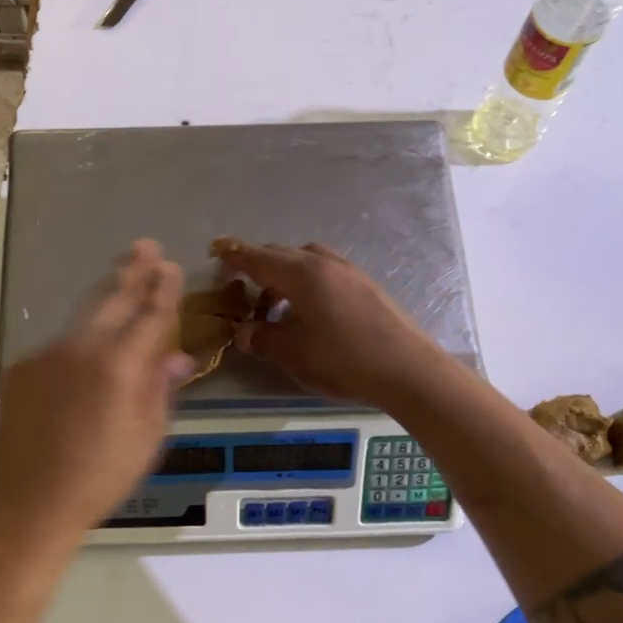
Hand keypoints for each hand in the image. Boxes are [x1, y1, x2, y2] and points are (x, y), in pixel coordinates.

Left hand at [0, 241, 195, 536]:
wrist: (31, 503)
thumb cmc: (101, 478)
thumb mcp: (147, 438)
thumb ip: (160, 389)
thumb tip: (177, 358)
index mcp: (119, 366)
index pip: (150, 316)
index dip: (164, 290)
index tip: (171, 266)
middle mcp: (81, 349)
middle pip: (111, 299)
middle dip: (131, 271)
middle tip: (145, 246)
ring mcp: (45, 356)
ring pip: (82, 321)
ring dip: (103, 303)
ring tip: (120, 282)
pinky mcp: (21, 369)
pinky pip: (57, 348)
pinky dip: (76, 346)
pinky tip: (84, 357)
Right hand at [215, 239, 453, 409]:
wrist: (408, 369)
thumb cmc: (344, 359)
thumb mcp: (294, 353)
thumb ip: (263, 339)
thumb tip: (243, 333)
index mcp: (301, 274)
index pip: (257, 257)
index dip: (233, 256)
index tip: (214, 253)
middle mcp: (324, 263)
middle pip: (280, 255)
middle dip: (256, 269)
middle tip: (240, 294)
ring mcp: (348, 271)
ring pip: (304, 263)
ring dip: (282, 279)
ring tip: (274, 312)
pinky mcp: (365, 286)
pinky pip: (323, 273)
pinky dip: (305, 285)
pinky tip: (306, 314)